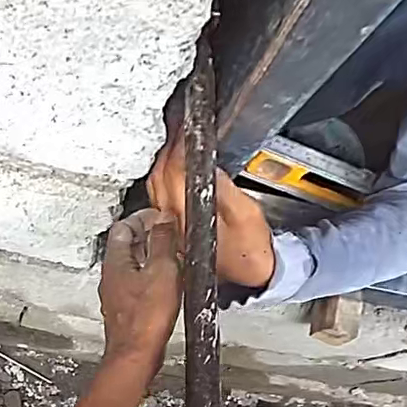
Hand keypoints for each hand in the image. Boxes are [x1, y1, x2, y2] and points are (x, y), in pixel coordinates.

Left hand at [99, 209, 182, 368]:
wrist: (136, 355)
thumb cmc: (145, 320)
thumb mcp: (162, 270)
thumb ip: (163, 240)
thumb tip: (163, 219)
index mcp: (116, 262)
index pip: (123, 226)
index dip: (143, 217)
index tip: (161, 217)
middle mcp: (112, 278)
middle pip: (127, 246)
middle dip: (149, 237)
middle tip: (170, 235)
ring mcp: (117, 295)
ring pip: (133, 267)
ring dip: (152, 259)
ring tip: (173, 259)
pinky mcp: (127, 311)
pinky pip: (138, 286)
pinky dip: (152, 280)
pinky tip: (168, 287)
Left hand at [147, 134, 276, 289]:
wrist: (250, 279)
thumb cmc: (250, 253)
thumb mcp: (246, 214)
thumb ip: (224, 189)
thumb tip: (207, 164)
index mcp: (187, 219)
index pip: (173, 172)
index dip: (179, 145)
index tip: (187, 127)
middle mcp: (171, 227)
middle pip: (158, 179)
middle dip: (167, 150)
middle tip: (180, 128)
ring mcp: (169, 232)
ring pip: (156, 190)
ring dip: (163, 164)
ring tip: (176, 144)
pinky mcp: (172, 236)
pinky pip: (160, 202)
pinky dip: (165, 182)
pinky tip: (174, 173)